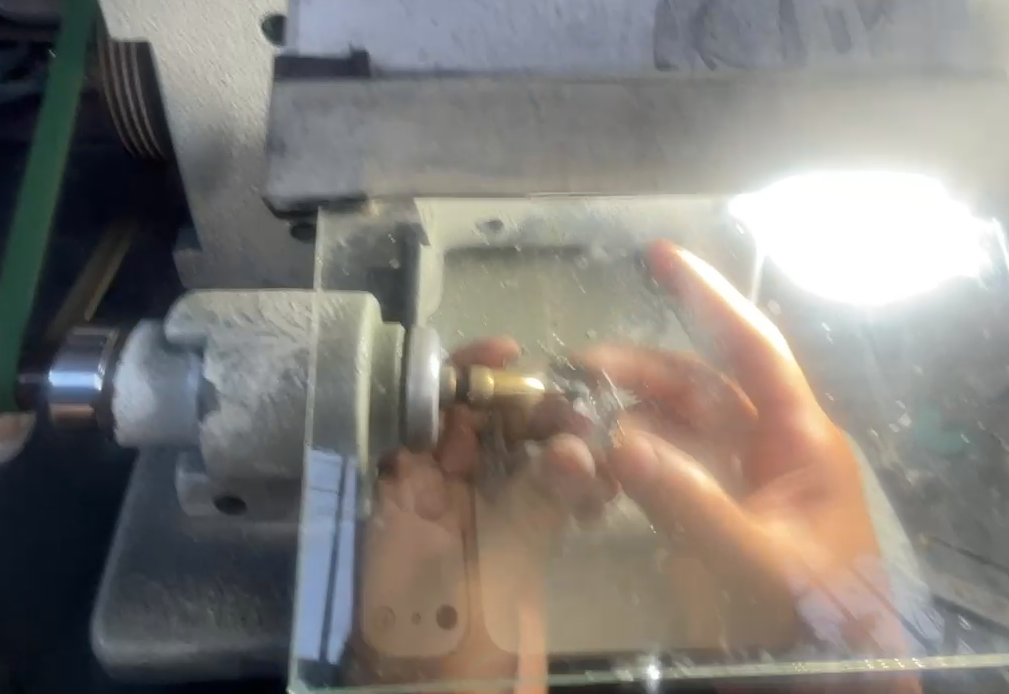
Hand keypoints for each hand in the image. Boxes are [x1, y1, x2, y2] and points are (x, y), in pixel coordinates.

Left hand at [355, 339, 602, 689]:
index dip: (465, 372)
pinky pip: (538, 498)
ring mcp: (472, 519)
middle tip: (585, 413)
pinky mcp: (508, 547)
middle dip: (529, 408)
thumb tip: (579, 448)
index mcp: (404, 491)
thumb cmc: (437, 656)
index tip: (512, 352)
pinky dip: (569, 487)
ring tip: (605, 450)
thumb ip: (530, 509)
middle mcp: (434, 494)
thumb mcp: (481, 579)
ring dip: (558, 446)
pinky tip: (603, 491)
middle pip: (481, 425)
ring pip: (516, 459)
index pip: (427, 406)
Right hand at [565, 241, 919, 679]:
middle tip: (580, 365)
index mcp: (799, 440)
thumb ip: (690, 504)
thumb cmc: (823, 625)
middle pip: (696, 383)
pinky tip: (594, 464)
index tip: (659, 254)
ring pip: (671, 423)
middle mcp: (766, 447)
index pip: (753, 347)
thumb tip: (616, 440)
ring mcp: (735, 481)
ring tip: (575, 415)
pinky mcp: (709, 513)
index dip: (708, 296)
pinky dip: (626, 460)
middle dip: (640, 366)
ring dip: (625, 411)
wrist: (836, 691)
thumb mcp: (762, 564)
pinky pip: (659, 467)